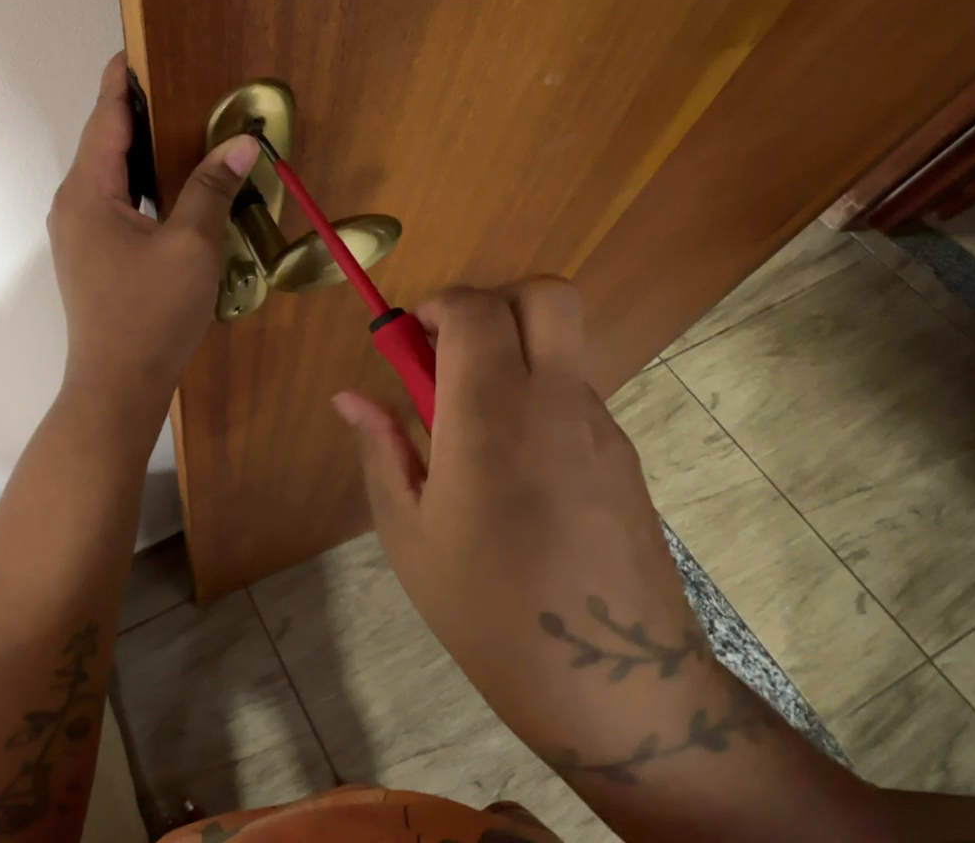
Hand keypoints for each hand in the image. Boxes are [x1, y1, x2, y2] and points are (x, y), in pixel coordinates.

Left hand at [48, 53, 259, 402]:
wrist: (117, 385)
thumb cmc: (150, 314)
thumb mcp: (190, 246)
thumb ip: (211, 189)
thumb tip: (241, 143)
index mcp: (87, 192)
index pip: (105, 117)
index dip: (124, 78)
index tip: (143, 44)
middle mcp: (73, 204)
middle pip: (104, 141)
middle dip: (138, 109)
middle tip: (181, 81)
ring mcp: (79, 232)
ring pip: (110, 174)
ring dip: (142, 148)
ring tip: (184, 124)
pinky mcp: (92, 255)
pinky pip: (114, 201)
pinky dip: (141, 183)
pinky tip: (173, 183)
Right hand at [331, 280, 703, 746]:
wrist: (610, 680)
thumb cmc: (485, 608)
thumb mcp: (408, 533)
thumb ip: (380, 449)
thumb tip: (349, 398)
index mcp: (490, 416)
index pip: (476, 310)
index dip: (437, 306)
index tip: (410, 341)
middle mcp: (554, 403)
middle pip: (546, 295)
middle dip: (491, 302)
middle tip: (450, 355)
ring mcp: (600, 426)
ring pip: (559, 346)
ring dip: (512, 356)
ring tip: (473, 431)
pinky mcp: (624, 456)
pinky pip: (574, 395)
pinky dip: (537, 398)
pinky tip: (515, 471)